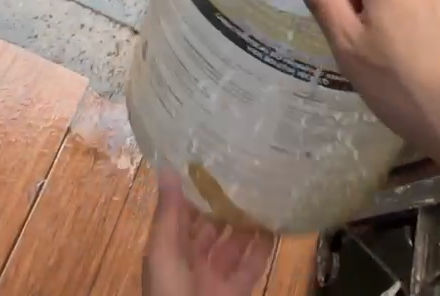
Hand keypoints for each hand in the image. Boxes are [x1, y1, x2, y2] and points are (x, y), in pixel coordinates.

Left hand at [144, 169, 273, 295]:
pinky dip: (264, 247)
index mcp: (170, 250)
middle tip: (249, 169)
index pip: (184, 213)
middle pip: (211, 226)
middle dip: (227, 202)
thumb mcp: (164, 253)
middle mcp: (193, 261)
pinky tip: (276, 224)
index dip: (197, 188)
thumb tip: (167, 165)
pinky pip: (253, 266)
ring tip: (266, 190)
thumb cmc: (171, 295)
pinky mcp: (238, 292)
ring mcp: (217, 278)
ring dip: (248, 221)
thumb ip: (169, 213)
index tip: (216, 157)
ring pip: (234, 244)